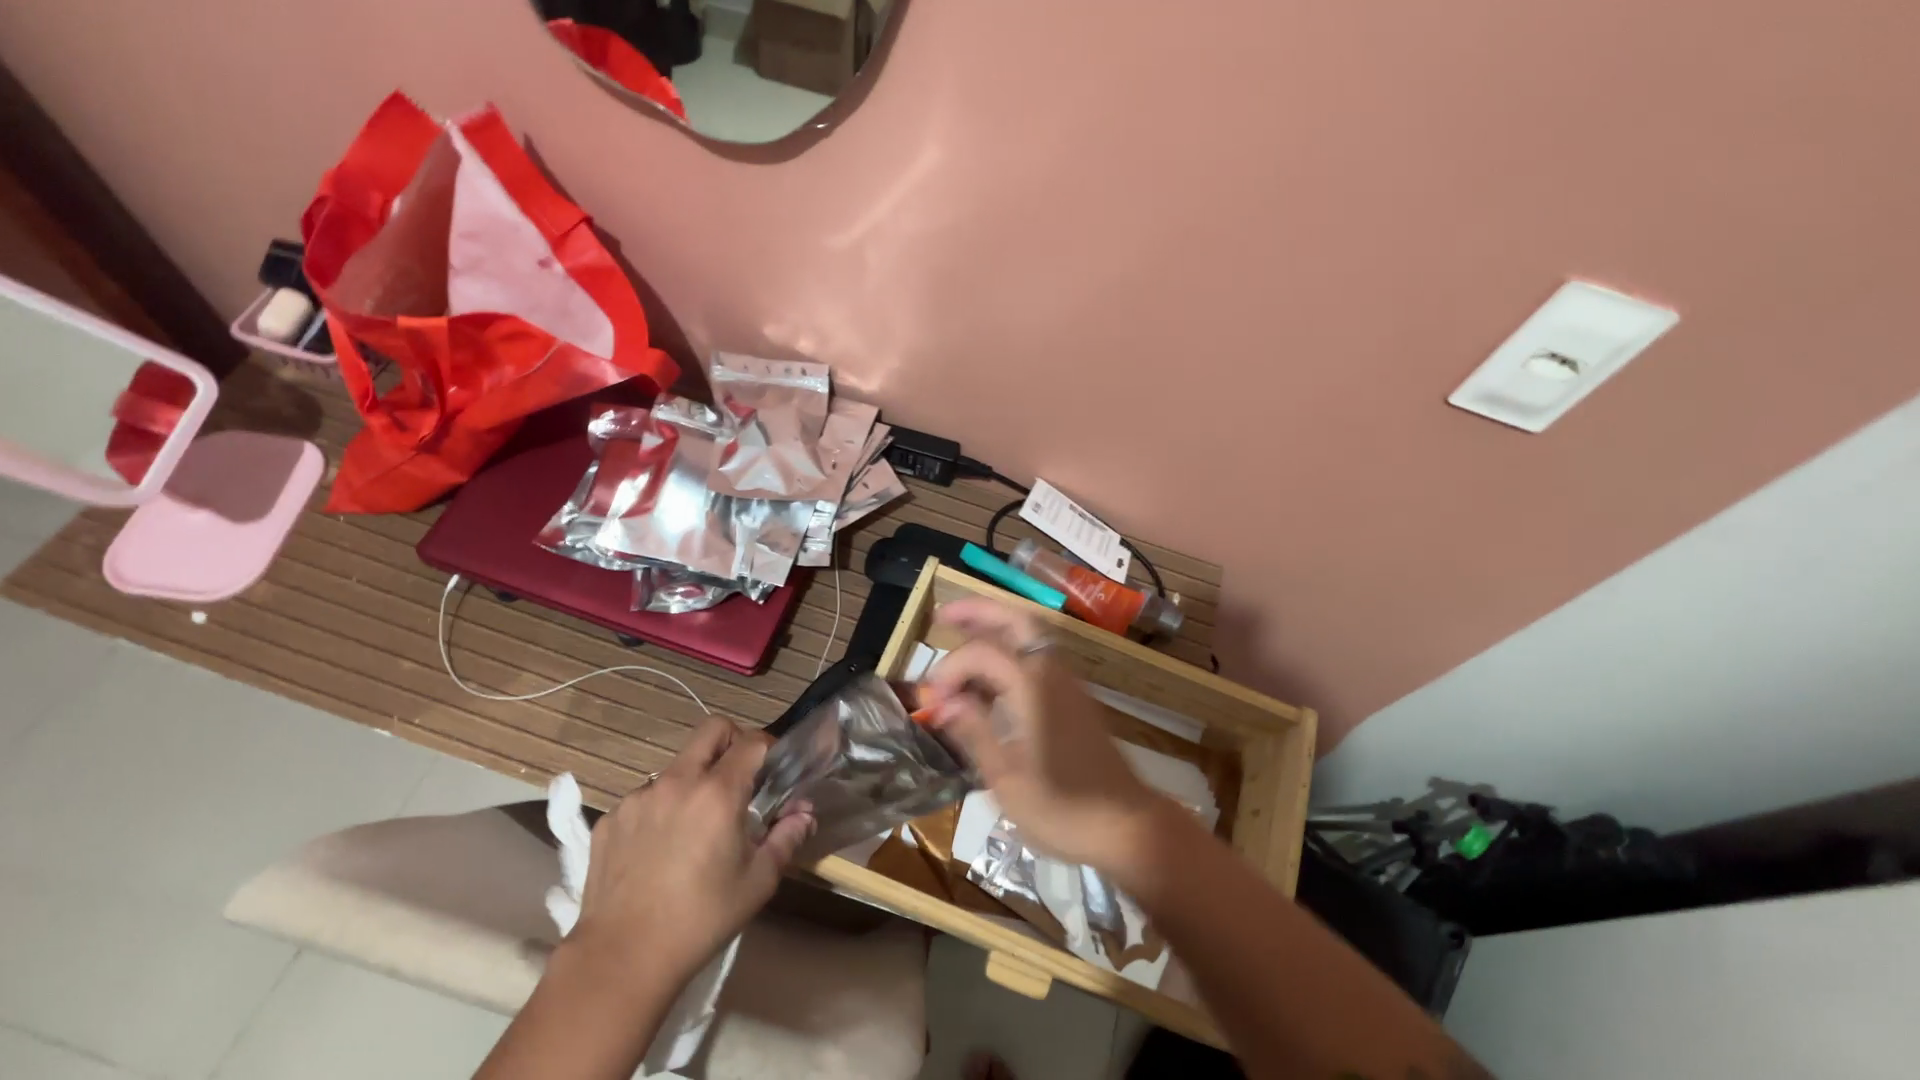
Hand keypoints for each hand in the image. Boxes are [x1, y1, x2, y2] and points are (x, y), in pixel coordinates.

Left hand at [569, 718, 813, 985]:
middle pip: (711, 730)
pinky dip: (661, 811)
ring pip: (676, 768)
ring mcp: (637, 798)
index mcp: (718, 794)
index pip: (751, 742)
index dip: (769, 748)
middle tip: (741, 779)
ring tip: (696, 829)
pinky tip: (661, 851)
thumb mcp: (758, 881)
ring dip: (694, 783)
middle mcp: (676, 782)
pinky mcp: (610, 819)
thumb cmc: (702, 918)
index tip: (775, 771)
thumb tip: (804, 813)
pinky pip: (645, 799)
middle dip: (733, 742)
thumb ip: (786, 838)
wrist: (624, 955)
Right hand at [921, 598, 1176, 878]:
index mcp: (1032, 686)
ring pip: (1032, 637)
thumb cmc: (1062, 808)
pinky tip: (992, 682)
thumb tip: (942, 702)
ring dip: (997, 629)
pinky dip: (1012, 653)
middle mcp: (1053, 674)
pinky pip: (1040, 659)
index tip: (931, 701)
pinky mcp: (1077, 701)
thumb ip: (973, 731)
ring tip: (962, 637)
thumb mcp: (1005, 778)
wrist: (1127, 827)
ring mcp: (1070, 685)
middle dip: (979, 612)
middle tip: (945, 614)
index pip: (981, 652)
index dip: (949, 668)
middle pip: (1016, 621)